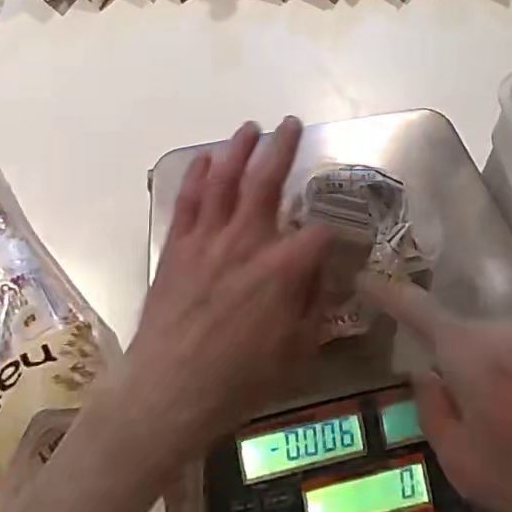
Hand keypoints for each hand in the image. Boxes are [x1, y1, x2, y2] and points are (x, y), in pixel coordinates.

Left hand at [124, 118, 331, 456]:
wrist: (170, 387)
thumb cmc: (239, 380)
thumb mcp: (296, 355)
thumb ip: (314, 308)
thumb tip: (325, 277)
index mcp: (283, 269)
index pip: (319, 232)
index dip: (335, 227)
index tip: (340, 227)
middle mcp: (247, 241)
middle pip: (268, 182)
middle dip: (282, 148)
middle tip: (290, 124)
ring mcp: (208, 238)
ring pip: (225, 180)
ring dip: (239, 149)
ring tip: (250, 128)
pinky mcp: (179, 245)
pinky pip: (189, 200)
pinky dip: (198, 175)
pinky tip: (206, 159)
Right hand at [362, 279, 511, 511]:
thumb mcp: (464, 465)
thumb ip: (432, 411)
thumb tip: (425, 373)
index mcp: (472, 353)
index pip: (416, 309)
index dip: (385, 292)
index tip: (364, 276)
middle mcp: (508, 328)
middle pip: (465, 333)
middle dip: (460, 360)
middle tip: (477, 409)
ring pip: (503, 339)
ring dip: (499, 365)